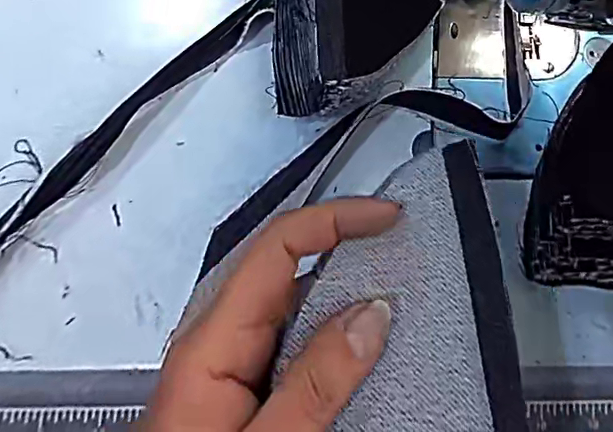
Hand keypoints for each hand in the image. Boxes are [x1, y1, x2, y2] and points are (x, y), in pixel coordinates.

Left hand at [140, 199, 400, 431]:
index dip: (337, 217)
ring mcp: (233, 367)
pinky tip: (365, 346)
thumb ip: (314, 385)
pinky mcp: (246, 394)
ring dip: (348, 291)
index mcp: (212, 343)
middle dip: (348, 247)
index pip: (279, 243)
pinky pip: (299, 341)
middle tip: (400, 246)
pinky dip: (338, 332)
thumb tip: (373, 311)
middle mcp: (221, 342)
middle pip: (291, 265)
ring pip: (298, 304)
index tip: (388, 217)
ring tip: (394, 293)